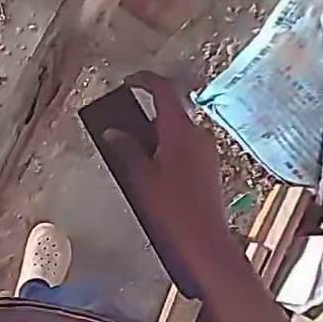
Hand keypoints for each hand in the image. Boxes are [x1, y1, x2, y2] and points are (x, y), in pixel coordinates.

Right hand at [100, 71, 247, 290]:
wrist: (204, 240)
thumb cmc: (173, 211)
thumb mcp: (141, 179)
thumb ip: (126, 150)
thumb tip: (114, 133)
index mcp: (181, 133)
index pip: (164, 92)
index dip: (145, 81)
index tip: (128, 81)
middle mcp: (198, 136)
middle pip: (168, 115)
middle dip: (143, 120)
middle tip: (121, 133)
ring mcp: (206, 151)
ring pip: (175, 133)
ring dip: (154, 138)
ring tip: (133, 159)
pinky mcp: (208, 166)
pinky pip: (184, 148)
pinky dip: (166, 151)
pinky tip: (152, 173)